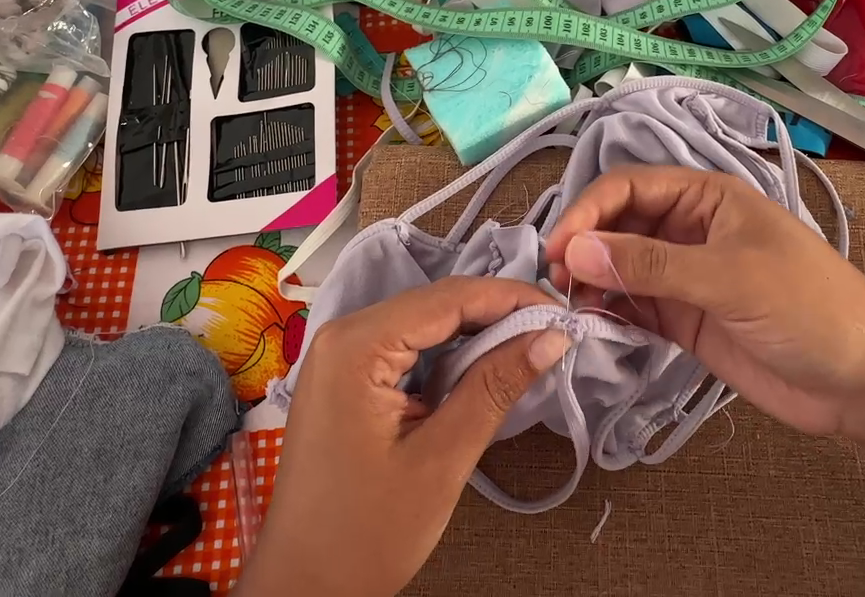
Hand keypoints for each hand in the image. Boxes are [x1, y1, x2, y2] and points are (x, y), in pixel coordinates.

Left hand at [239, 277, 571, 596]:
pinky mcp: (347, 375)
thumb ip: (495, 387)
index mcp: (356, 344)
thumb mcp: (441, 459)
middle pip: (435, 305)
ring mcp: (341, 354)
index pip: (448, 298)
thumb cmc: (366, 533)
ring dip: (477, 332)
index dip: (510, 297)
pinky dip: (450, 353)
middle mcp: (344, 333)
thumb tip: (551, 335)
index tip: (562, 310)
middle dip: (497, 313)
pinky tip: (484, 364)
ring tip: (531, 343)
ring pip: (425, 323)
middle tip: (553, 329)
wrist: (303, 590)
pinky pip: (408, 346)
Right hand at [546, 165, 864, 436]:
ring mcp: (684, 275)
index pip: (630, 187)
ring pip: (619, 266)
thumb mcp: (730, 277)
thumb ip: (651, 264)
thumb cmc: (808, 307)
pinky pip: (632, 305)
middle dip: (584, 246)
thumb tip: (574, 249)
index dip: (589, 210)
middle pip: (618, 224)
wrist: (862, 381)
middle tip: (556, 283)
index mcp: (705, 198)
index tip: (557, 248)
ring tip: (568, 307)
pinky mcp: (683, 318)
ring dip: (590, 280)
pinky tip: (591, 324)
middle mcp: (688, 229)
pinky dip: (608, 312)